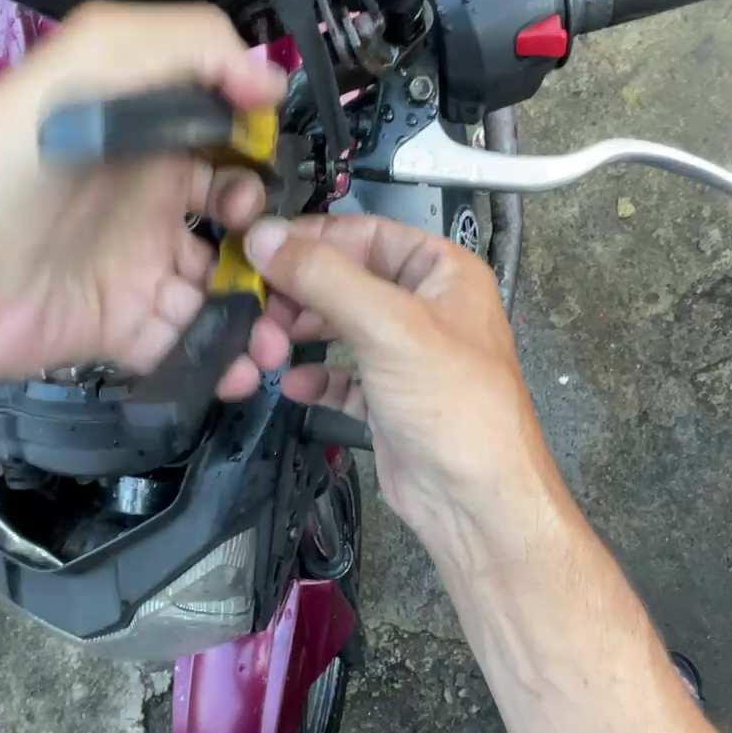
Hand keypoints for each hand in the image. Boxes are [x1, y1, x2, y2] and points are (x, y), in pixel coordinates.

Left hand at [0, 2, 293, 390]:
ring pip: (220, 293)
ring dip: (259, 314)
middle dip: (270, 251)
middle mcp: (145, 207)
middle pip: (233, 230)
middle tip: (286, 272)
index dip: (256, 166)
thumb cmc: (1, 167)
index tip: (269, 188)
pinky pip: (186, 344)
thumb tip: (269, 79)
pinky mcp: (124, 329)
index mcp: (143, 143)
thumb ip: (185, 48)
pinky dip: (220, 360)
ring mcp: (137, 272)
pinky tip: (240, 367)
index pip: (222, 150)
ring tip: (278, 339)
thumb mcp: (87, 64)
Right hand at [240, 215, 567, 560]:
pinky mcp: (387, 399)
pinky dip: (314, 378)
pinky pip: (340, 377)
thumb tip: (264, 239)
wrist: (472, 499)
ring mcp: (405, 355)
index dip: (312, 239)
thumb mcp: (388, 325)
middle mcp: (425, 308)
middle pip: (345, 281)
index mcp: (442, 273)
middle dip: (298, 295)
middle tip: (259, 311)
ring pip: (337, 328)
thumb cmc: (454, 406)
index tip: (261, 248)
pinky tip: (292, 384)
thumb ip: (324, 277)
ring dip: (297, 335)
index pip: (366, 233)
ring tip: (266, 349)